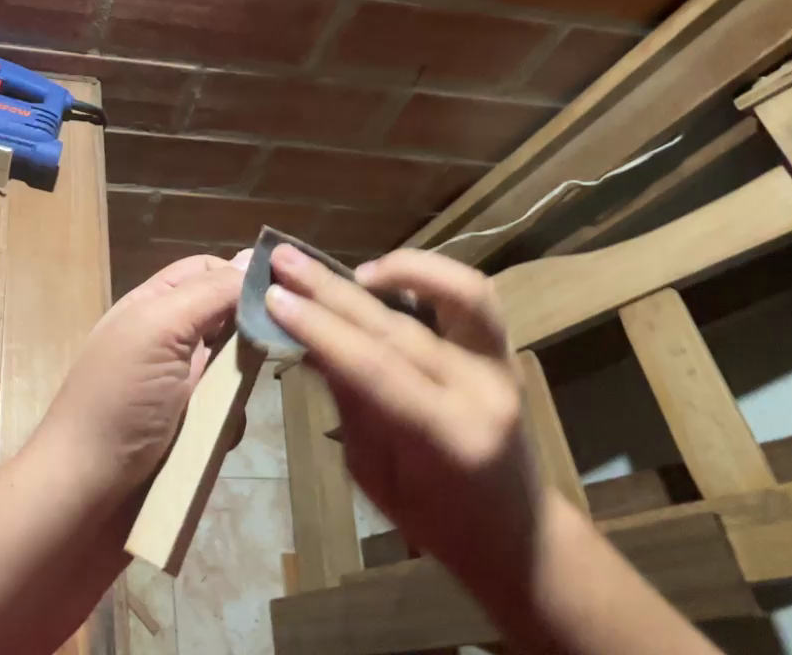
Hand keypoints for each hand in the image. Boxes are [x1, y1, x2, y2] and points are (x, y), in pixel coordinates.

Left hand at [33, 255, 244, 502]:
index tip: (280, 296)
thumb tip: (253, 258)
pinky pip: (224, 413)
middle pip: (226, 319)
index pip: (207, 271)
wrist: (83, 494)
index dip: (240, 276)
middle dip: (246, 338)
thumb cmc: (118, 401)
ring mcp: (175, 387)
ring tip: (228, 405)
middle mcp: (165, 338)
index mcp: (153, 305)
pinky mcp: (184, 429)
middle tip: (261, 356)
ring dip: (238, 387)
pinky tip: (218, 437)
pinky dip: (227, 423)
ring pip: (232, 369)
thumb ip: (208, 293)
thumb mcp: (160, 329)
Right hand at [264, 247, 542, 588]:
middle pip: (397, 325)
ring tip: (349, 268)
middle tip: (284, 260)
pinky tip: (385, 277)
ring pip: (459, 292)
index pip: (374, 368)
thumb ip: (350, 403)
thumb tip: (308, 342)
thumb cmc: (434, 518)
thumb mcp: (374, 473)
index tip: (274, 299)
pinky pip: (472, 294)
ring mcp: (502, 364)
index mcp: (446, 438)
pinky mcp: (506, 348)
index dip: (320, 329)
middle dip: (331, 290)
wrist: (517, 531)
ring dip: (398, 268)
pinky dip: (429, 274)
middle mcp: (481, 392)